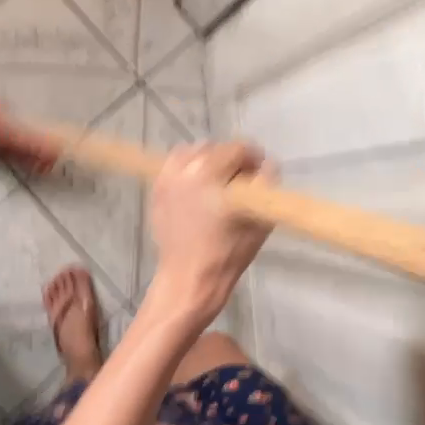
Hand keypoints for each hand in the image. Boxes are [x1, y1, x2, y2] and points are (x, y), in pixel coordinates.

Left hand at [144, 142, 274, 325]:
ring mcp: (167, 178)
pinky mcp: (157, 189)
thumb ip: (266, 185)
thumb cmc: (228, 253)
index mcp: (212, 175)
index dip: (254, 159)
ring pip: (193, 152)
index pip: (238, 148)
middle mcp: (186, 170)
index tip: (259, 172)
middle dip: (231, 160)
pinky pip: (175, 164)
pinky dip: (188, 168)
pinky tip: (197, 187)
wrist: (189, 277)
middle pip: (215, 148)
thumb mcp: (259, 220)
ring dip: (209, 161)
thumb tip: (267, 164)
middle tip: (239, 181)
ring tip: (217, 183)